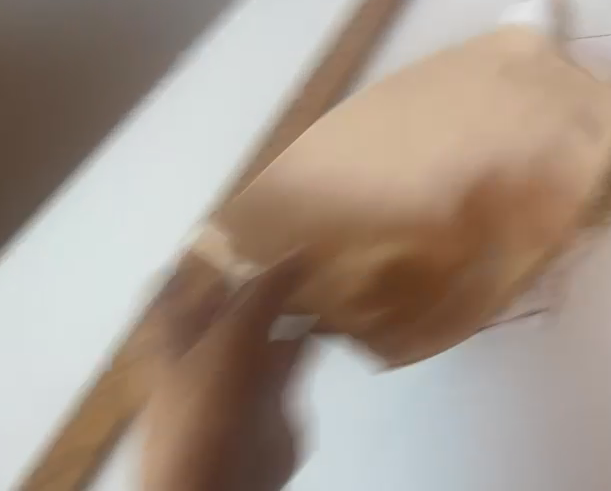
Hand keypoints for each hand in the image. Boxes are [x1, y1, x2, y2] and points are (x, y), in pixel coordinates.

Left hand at [142, 257, 312, 490]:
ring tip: (331, 266)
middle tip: (294, 242)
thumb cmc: (208, 404)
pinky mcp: (276, 390)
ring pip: (269, 326)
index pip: (171, 300)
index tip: (218, 237)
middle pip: (227, 309)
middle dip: (257, 278)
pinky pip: (299, 349)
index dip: (188, 270)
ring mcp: (240, 374)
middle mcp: (204, 355)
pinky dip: (320, 330)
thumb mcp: (231, 338)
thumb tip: (303, 248)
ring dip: (295, 301)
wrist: (225, 476)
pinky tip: (346, 309)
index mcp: (174, 345)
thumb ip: (265, 292)